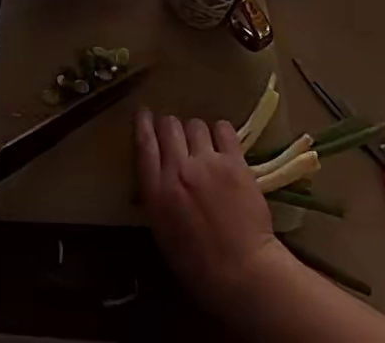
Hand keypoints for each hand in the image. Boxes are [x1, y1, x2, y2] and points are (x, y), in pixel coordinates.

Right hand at [135, 109, 288, 306]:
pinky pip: (223, 128)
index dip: (142, 124)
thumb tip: (157, 177)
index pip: (144, 145)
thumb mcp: (163, 233)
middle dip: (169, 125)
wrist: (241, 269)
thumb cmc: (197, 264)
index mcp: (157, 193)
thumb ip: (158, 198)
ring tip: (200, 142)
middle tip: (173, 130)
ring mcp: (208, 162)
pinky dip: (219, 131)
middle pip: (169, 127)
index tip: (143, 113)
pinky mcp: (234, 160)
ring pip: (195, 124)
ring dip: (194, 131)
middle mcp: (179, 170)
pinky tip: (221, 141)